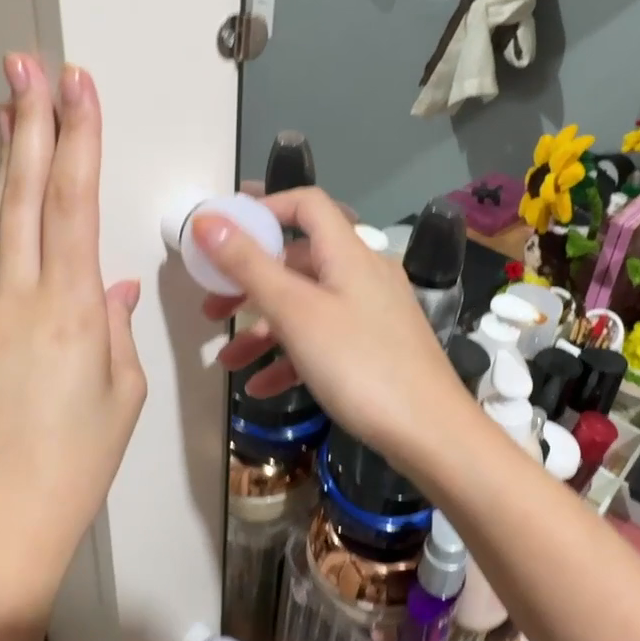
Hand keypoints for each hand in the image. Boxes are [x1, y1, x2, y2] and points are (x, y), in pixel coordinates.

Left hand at [0, 54, 145, 605]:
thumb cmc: (78, 465)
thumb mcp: (123, 395)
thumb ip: (115, 330)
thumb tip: (110, 289)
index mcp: (68, 310)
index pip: (72, 202)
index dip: (75, 137)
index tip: (75, 84)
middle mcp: (18, 300)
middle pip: (22, 194)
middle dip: (27, 121)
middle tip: (24, 63)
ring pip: (0, 228)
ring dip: (9, 168)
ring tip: (14, 115)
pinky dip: (11, 245)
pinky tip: (24, 240)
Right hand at [195, 188, 475, 470]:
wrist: (432, 435)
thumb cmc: (361, 365)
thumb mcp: (296, 313)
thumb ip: (249, 265)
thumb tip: (207, 219)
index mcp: (349, 253)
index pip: (306, 205)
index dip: (264, 209)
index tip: (223, 233)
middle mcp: (363, 274)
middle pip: (298, 260)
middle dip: (250, 282)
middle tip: (212, 306)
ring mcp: (372, 313)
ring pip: (307, 306)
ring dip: (263, 329)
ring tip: (227, 361)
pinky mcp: (376, 349)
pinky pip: (324, 340)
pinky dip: (291, 356)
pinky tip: (262, 388)